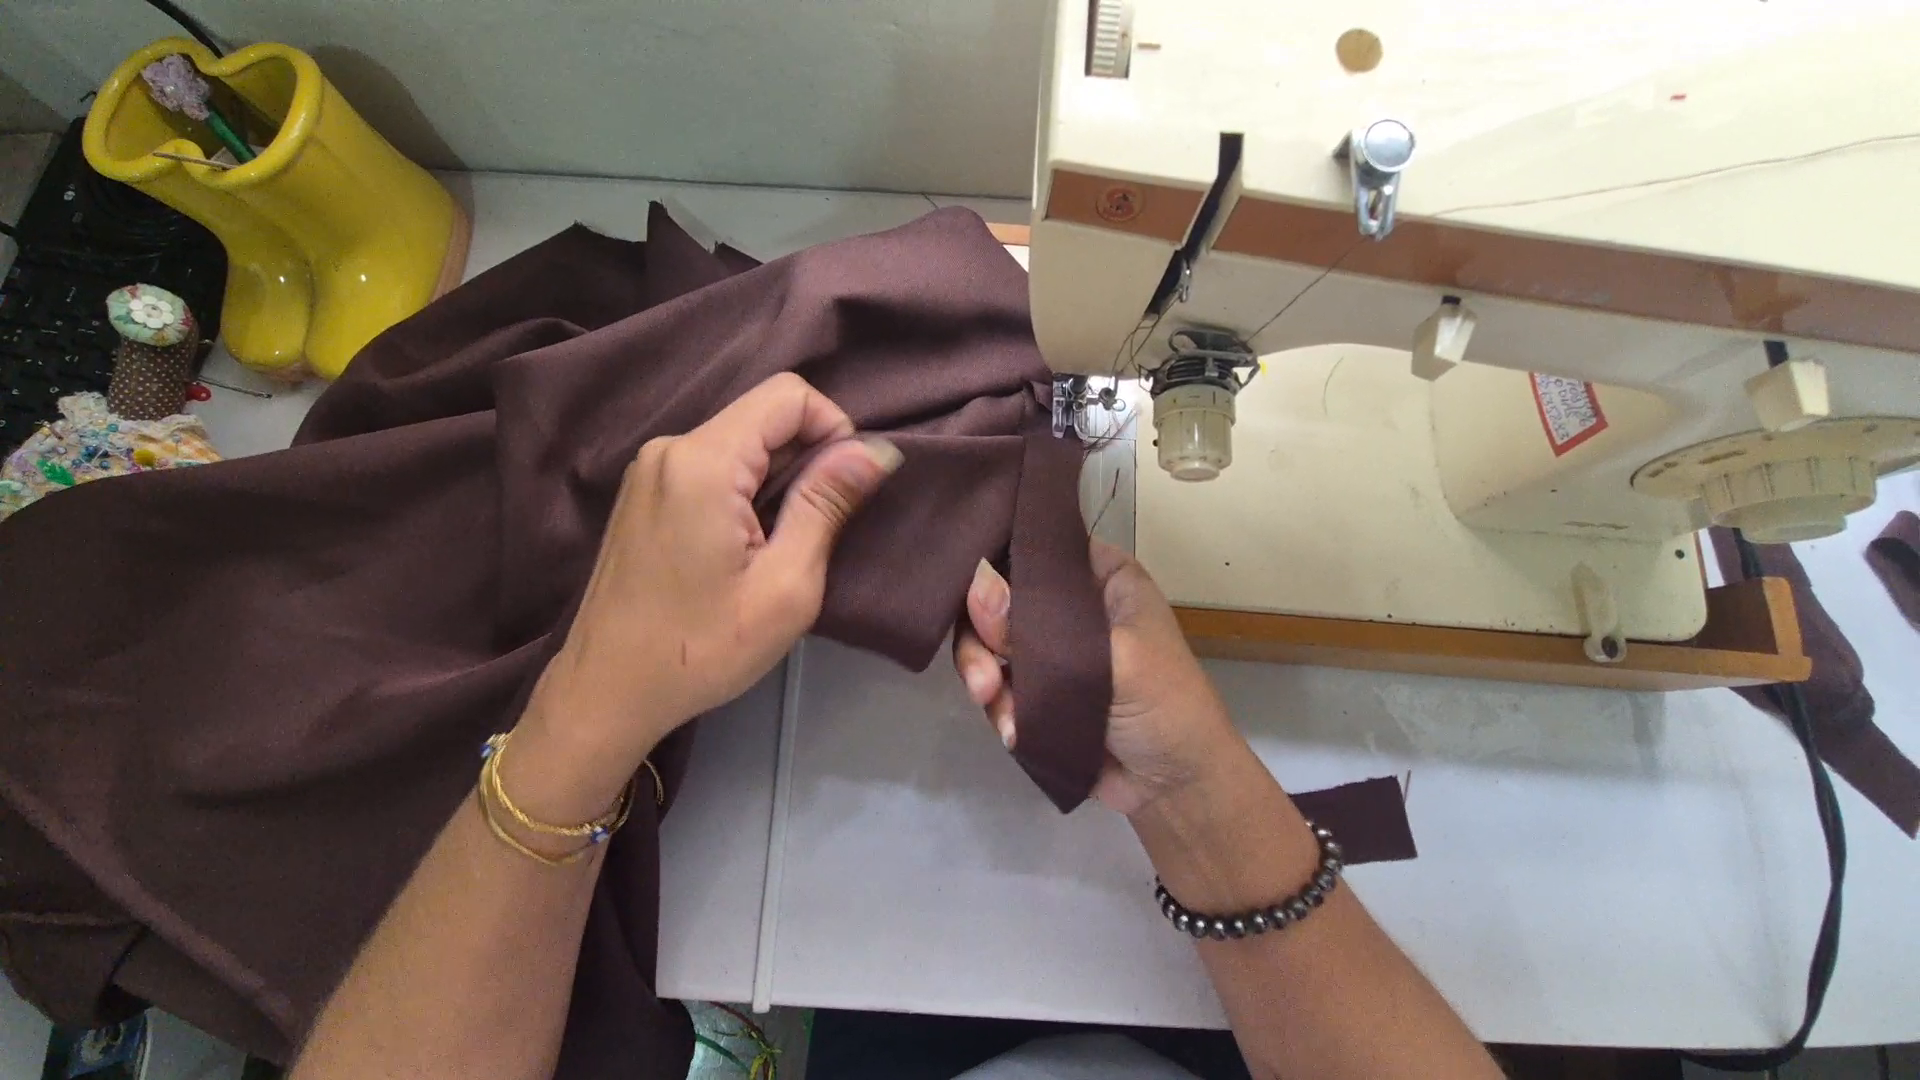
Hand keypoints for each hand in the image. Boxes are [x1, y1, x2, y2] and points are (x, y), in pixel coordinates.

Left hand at [519, 374, 900, 810]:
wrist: (605, 693)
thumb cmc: (702, 649)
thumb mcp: (786, 585)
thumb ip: (828, 504)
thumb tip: (876, 450)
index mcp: (703, 462)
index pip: (789, 394)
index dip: (834, 427)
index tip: (845, 488)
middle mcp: (670, 448)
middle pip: (763, 415)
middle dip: (807, 457)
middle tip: (817, 529)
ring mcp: (649, 470)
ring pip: (740, 442)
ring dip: (778, 479)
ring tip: (780, 545)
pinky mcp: (643, 493)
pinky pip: (712, 465)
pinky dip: (746, 490)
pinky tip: (744, 547)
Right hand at [952, 539, 1247, 815]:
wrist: (1174, 787)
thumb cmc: (1164, 704)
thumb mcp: (1108, 660)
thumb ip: (1036, 626)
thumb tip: (976, 581)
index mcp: (1100, 576)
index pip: (1036, 545)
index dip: (995, 557)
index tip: (965, 583)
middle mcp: (1069, 604)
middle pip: (999, 596)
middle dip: (981, 637)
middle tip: (985, 677)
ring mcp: (1049, 650)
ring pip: (988, 643)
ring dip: (984, 676)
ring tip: (998, 708)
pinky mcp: (1036, 691)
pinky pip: (996, 685)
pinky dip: (998, 707)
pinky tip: (1015, 733)